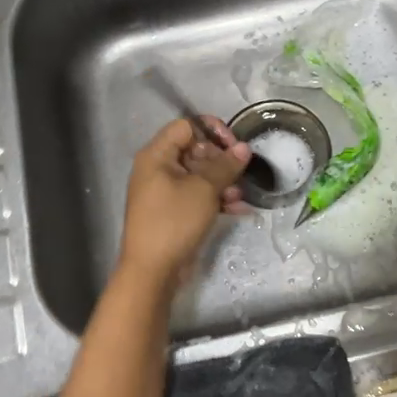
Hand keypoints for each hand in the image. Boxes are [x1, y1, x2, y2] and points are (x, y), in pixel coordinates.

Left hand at [117, 117, 251, 284]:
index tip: (234, 146)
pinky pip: (197, 196)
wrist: (153, 270)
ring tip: (239, 197)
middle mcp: (158, 169)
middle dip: (220, 161)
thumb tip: (243, 147)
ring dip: (222, 183)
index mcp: (156, 155)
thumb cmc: (174, 221)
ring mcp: (165, 192)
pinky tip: (238, 209)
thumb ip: (225, 166)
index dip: (212, 131)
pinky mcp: (173, 212)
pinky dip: (216, 199)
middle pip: (194, 150)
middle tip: (239, 173)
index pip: (186, 127)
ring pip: (199, 176)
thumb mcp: (204, 190)